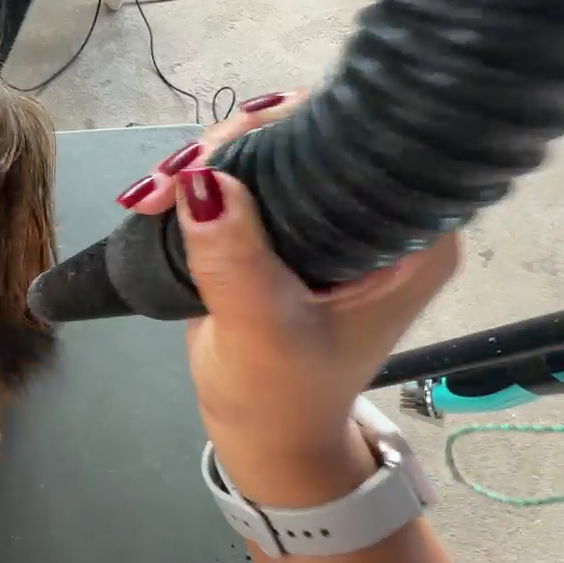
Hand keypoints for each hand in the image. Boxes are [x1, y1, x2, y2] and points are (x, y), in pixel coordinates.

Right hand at [121, 92, 459, 497]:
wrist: (258, 432)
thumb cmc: (279, 395)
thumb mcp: (261, 332)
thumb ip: (236, 262)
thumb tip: (200, 181)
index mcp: (409, 235)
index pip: (360, 145)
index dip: (289, 130)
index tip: (219, 152)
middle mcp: (372, 217)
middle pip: (304, 139)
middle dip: (231, 145)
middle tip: (171, 177)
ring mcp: (322, 223)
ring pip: (263, 156)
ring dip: (202, 164)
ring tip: (154, 191)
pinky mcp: (278, 233)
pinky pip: (239, 183)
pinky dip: (196, 183)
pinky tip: (160, 194)